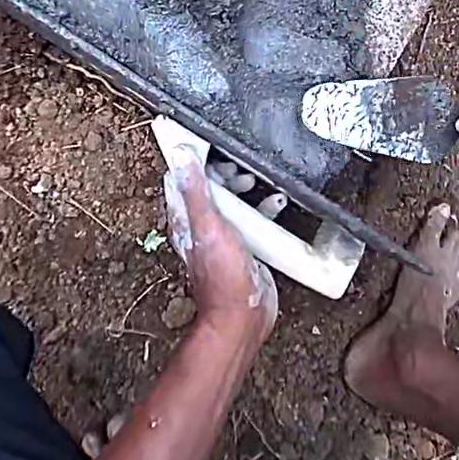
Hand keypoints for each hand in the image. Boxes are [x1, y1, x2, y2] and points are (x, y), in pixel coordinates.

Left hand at [162, 145, 278, 340]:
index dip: (192, 160)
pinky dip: (263, 209)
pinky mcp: (245, 248)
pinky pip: (252, 221)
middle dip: (223, 173)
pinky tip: (278, 204)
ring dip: (243, 189)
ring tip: (257, 180)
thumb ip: (197, 192)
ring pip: (231, 203)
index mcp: (186, 221)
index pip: (181, 181)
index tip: (206, 142)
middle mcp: (201, 228)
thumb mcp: (210, 227)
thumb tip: (180, 156)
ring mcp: (223, 239)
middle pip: (209, 189)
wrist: (243, 317)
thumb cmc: (224, 277)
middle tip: (240, 166)